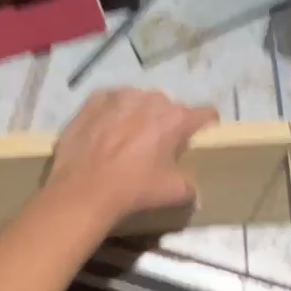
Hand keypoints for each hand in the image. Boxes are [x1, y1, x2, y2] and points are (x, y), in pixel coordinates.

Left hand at [44, 90, 217, 220]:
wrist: (82, 190)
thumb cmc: (133, 191)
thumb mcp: (173, 194)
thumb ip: (190, 186)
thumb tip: (191, 188)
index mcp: (175, 119)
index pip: (205, 113)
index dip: (207, 125)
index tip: (202, 136)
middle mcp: (150, 99)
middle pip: (169, 106)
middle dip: (168, 122)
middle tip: (159, 145)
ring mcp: (119, 96)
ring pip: (139, 100)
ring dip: (140, 114)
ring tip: (130, 137)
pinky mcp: (92, 101)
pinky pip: (111, 101)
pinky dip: (113, 112)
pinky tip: (107, 131)